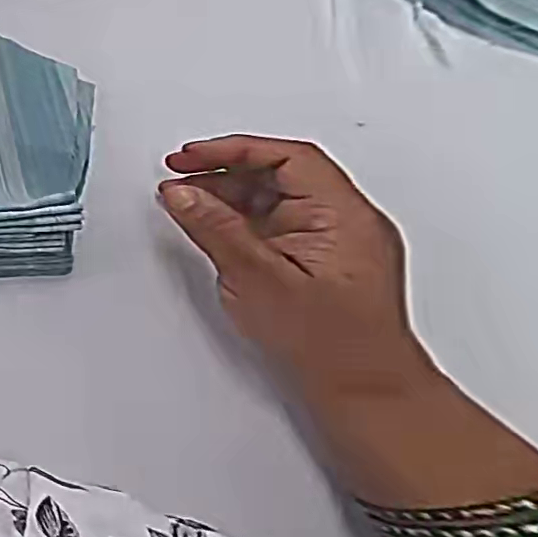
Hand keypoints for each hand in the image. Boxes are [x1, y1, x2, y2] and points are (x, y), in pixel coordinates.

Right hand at [158, 135, 434, 391]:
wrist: (359, 386)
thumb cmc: (326, 341)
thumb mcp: (255, 277)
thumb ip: (214, 228)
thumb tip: (181, 192)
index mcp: (342, 216)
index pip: (287, 158)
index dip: (233, 149)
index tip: (189, 156)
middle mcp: (342, 220)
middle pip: (277, 173)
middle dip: (222, 169)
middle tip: (177, 173)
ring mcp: (328, 238)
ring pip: (271, 195)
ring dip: (224, 192)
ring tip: (182, 199)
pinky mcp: (312, 255)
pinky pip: (269, 219)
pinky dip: (233, 215)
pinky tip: (206, 223)